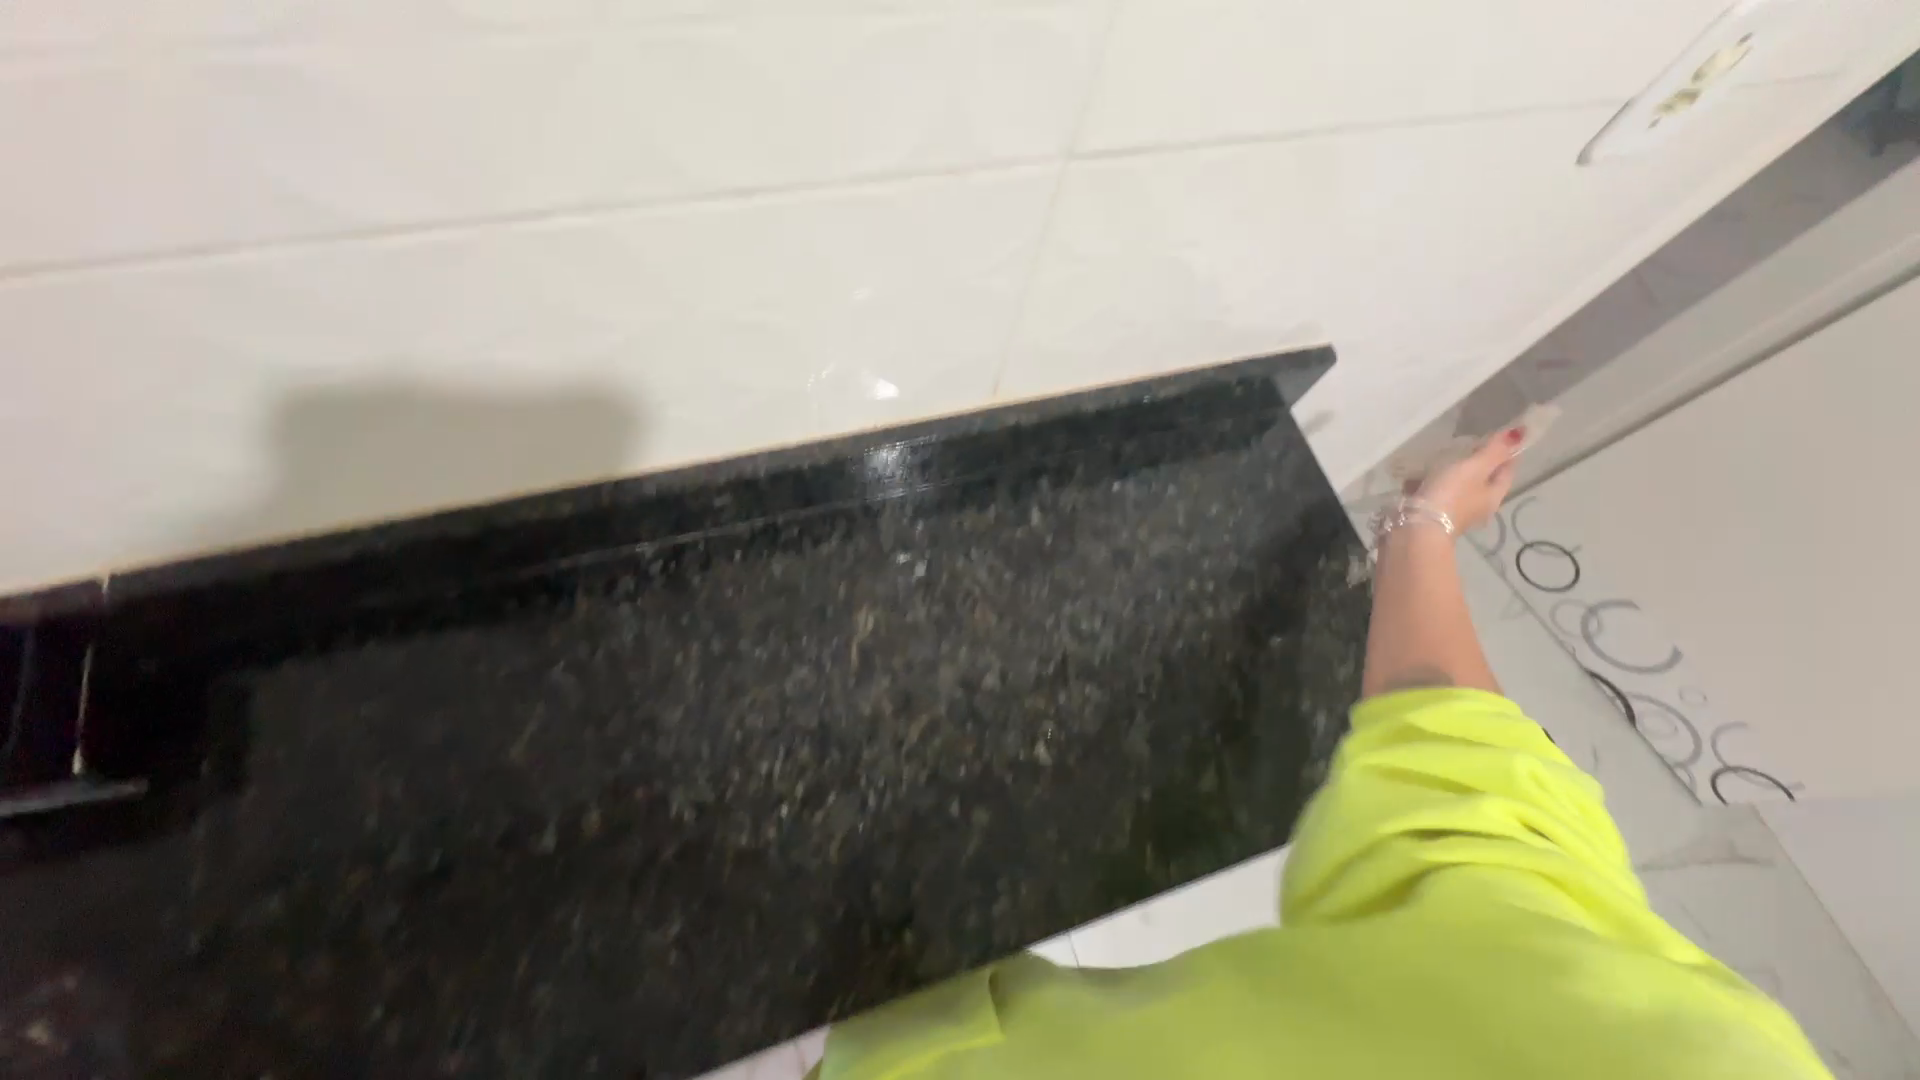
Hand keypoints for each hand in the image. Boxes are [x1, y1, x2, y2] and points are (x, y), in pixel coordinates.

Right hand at [1412, 427, 1522, 532]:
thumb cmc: (1450, 495)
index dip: (1506, 454)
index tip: (1499, 438)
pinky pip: (1434, 497)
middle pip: (1482, 481)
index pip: (1507, 470)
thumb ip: (1495, 450)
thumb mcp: (1475, 467)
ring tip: (1434, 462)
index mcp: (1494, 496)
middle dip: (1475, 466)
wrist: (1417, 528)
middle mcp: (1478, 507)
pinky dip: (1427, 488)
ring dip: (1448, 476)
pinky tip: (1414, 481)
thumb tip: (1522, 432)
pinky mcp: (1431, 518)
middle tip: (1465, 448)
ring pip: (1456, 489)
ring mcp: (1454, 514)